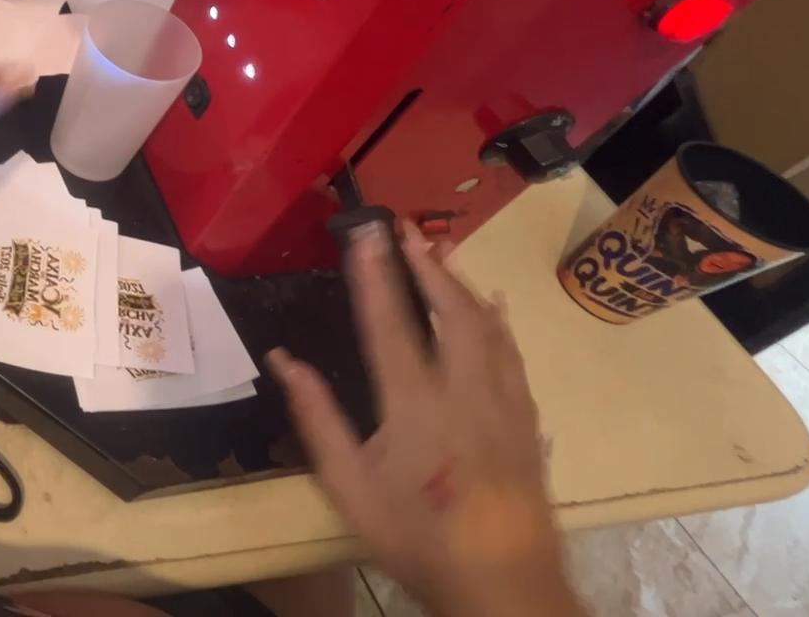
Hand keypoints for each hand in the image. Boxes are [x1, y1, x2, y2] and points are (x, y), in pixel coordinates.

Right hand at [267, 223, 581, 616]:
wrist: (508, 592)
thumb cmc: (416, 535)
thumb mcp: (348, 484)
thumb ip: (316, 417)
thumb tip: (282, 359)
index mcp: (415, 405)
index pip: (390, 323)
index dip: (376, 273)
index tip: (366, 233)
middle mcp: (464, 393)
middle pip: (451, 313)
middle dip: (427, 264)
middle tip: (406, 227)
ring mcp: (504, 406)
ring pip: (488, 328)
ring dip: (461, 282)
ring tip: (440, 248)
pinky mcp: (527, 423)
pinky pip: (513, 355)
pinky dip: (498, 320)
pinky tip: (493, 304)